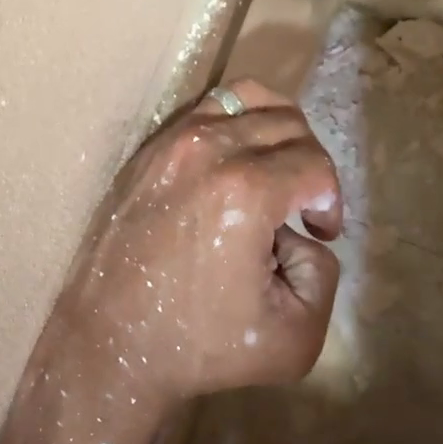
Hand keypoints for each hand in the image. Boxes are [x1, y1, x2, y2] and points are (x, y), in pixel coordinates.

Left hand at [53, 80, 341, 402]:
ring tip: (277, 168)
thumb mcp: (294, 337)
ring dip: (275, 127)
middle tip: (303, 206)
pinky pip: (206, 108)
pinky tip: (236, 162)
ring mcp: (173, 142)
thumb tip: (302, 234)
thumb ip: (323, 274)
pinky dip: (235, 121)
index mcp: (247, 192)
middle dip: (310, 161)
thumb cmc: (199, 346)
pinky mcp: (149, 147)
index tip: (320, 232)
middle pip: (288, 122)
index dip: (331, 198)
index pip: (315, 163)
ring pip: (247, 96)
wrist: (112, 345)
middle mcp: (210, 150)